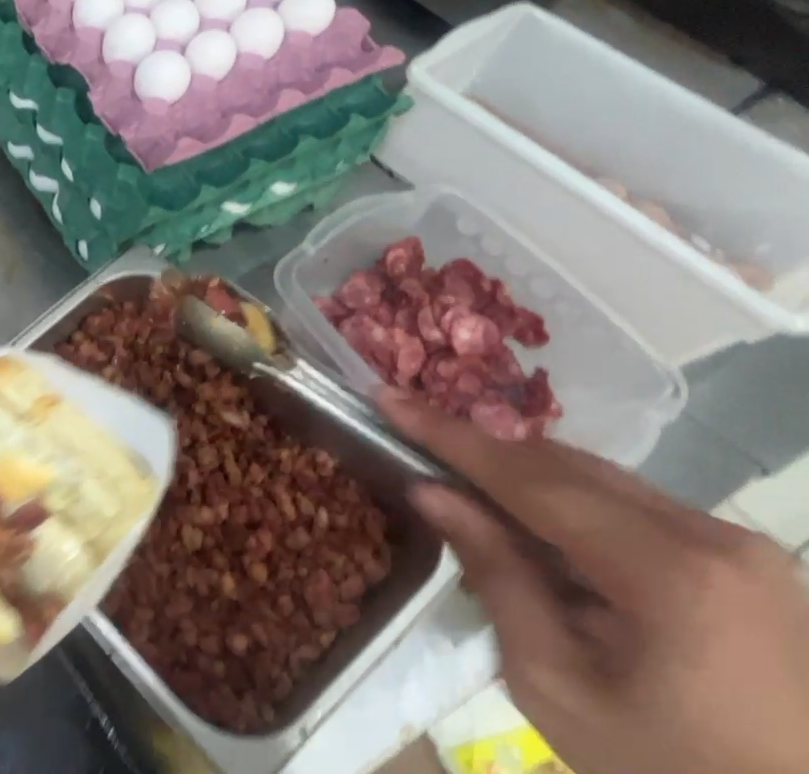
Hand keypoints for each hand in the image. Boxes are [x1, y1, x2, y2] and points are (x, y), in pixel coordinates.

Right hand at [381, 391, 808, 773]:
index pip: (531, 480)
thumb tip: (431, 493)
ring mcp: (742, 548)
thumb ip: (496, 578)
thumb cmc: (666, 765)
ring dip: (521, 474)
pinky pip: (634, 507)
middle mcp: (714, 537)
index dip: (448, 436)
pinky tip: (526, 520)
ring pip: (601, 480)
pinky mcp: (748, 564)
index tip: (386, 397)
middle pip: (568, 467)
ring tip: (453, 474)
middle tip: (406, 429)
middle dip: (481, 447)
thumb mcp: (555, 686)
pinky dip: (567, 502)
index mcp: (668, 571)